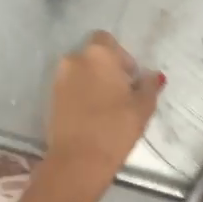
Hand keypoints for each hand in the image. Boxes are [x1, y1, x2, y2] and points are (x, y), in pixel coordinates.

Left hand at [39, 31, 163, 201]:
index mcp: (98, 54)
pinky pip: (70, 89)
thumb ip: (149, 86)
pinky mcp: (50, 99)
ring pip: (80, 74)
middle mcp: (74, 59)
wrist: (78, 160)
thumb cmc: (115, 129)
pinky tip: (92, 116)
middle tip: (120, 94)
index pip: (108, 41)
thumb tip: (153, 76)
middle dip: (106, 70)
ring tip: (106, 108)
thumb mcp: (142, 107)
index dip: (121, 57)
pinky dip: (80, 96)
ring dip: (93, 83)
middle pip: (93, 57)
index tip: (130, 79)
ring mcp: (58, 79)